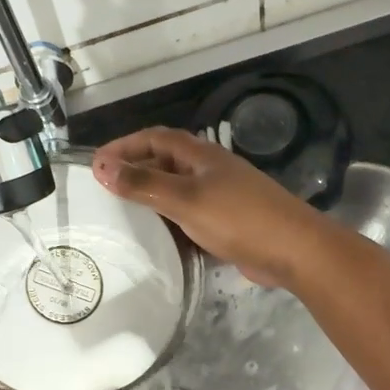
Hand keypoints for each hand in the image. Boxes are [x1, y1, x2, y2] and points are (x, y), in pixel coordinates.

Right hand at [92, 127, 333, 287]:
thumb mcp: (185, 199)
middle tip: (104, 193)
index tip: (96, 163)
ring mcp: (221, 198)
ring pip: (178, 193)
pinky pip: (191, 219)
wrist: (293, 250)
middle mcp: (210, 171)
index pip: (155, 138)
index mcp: (201, 155)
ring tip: (122, 218)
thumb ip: (144, 184)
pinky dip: (171, 225)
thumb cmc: (238, 218)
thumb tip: (102, 167)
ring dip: (152, 201)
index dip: (125, 146)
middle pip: (165, 164)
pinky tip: (157, 241)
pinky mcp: (228, 225)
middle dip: (135, 173)